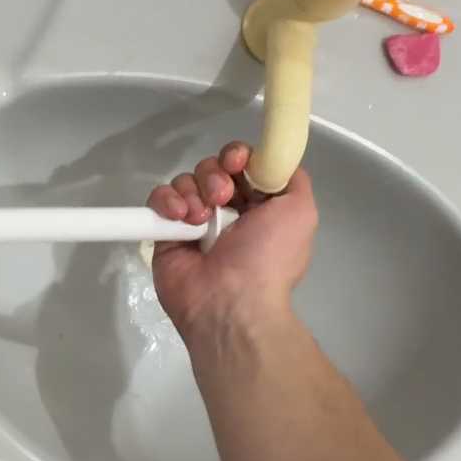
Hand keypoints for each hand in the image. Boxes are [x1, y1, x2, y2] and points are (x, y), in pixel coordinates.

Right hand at [146, 141, 316, 339]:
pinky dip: (166, 202)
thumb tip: (273, 163)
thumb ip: (292, 179)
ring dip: (193, 192)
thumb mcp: (301, 212)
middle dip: (215, 176)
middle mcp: (227, 210)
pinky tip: (178, 219)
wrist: (230, 303)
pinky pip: (159, 199)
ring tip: (200, 219)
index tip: (236, 165)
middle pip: (213, 168)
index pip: (243, 164)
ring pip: (186, 180)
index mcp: (259, 205)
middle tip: (221, 199)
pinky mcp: (165, 232)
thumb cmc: (268, 258)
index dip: (238, 157)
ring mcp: (194, 221)